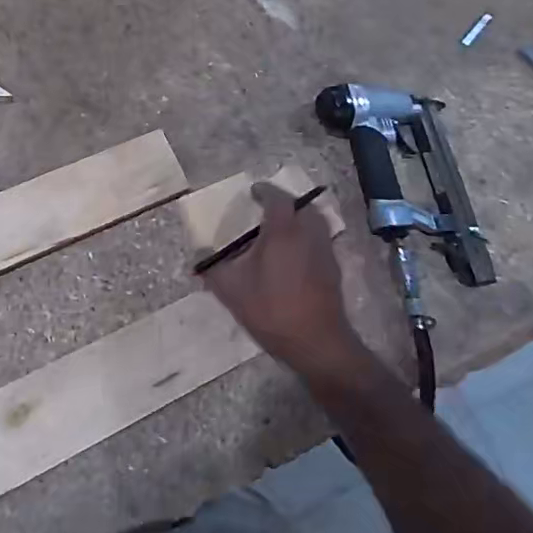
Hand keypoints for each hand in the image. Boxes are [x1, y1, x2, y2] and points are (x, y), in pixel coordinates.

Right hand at [201, 181, 371, 385]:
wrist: (317, 341)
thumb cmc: (272, 309)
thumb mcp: (232, 290)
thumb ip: (213, 269)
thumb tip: (199, 256)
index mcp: (284, 229)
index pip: (277, 197)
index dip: (264, 191)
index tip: (253, 191)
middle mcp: (309, 231)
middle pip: (300, 205)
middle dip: (284, 203)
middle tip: (266, 210)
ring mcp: (325, 249)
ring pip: (314, 222)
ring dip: (298, 219)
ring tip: (280, 231)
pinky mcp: (334, 267)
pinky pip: (319, 240)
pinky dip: (307, 237)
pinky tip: (293, 257)